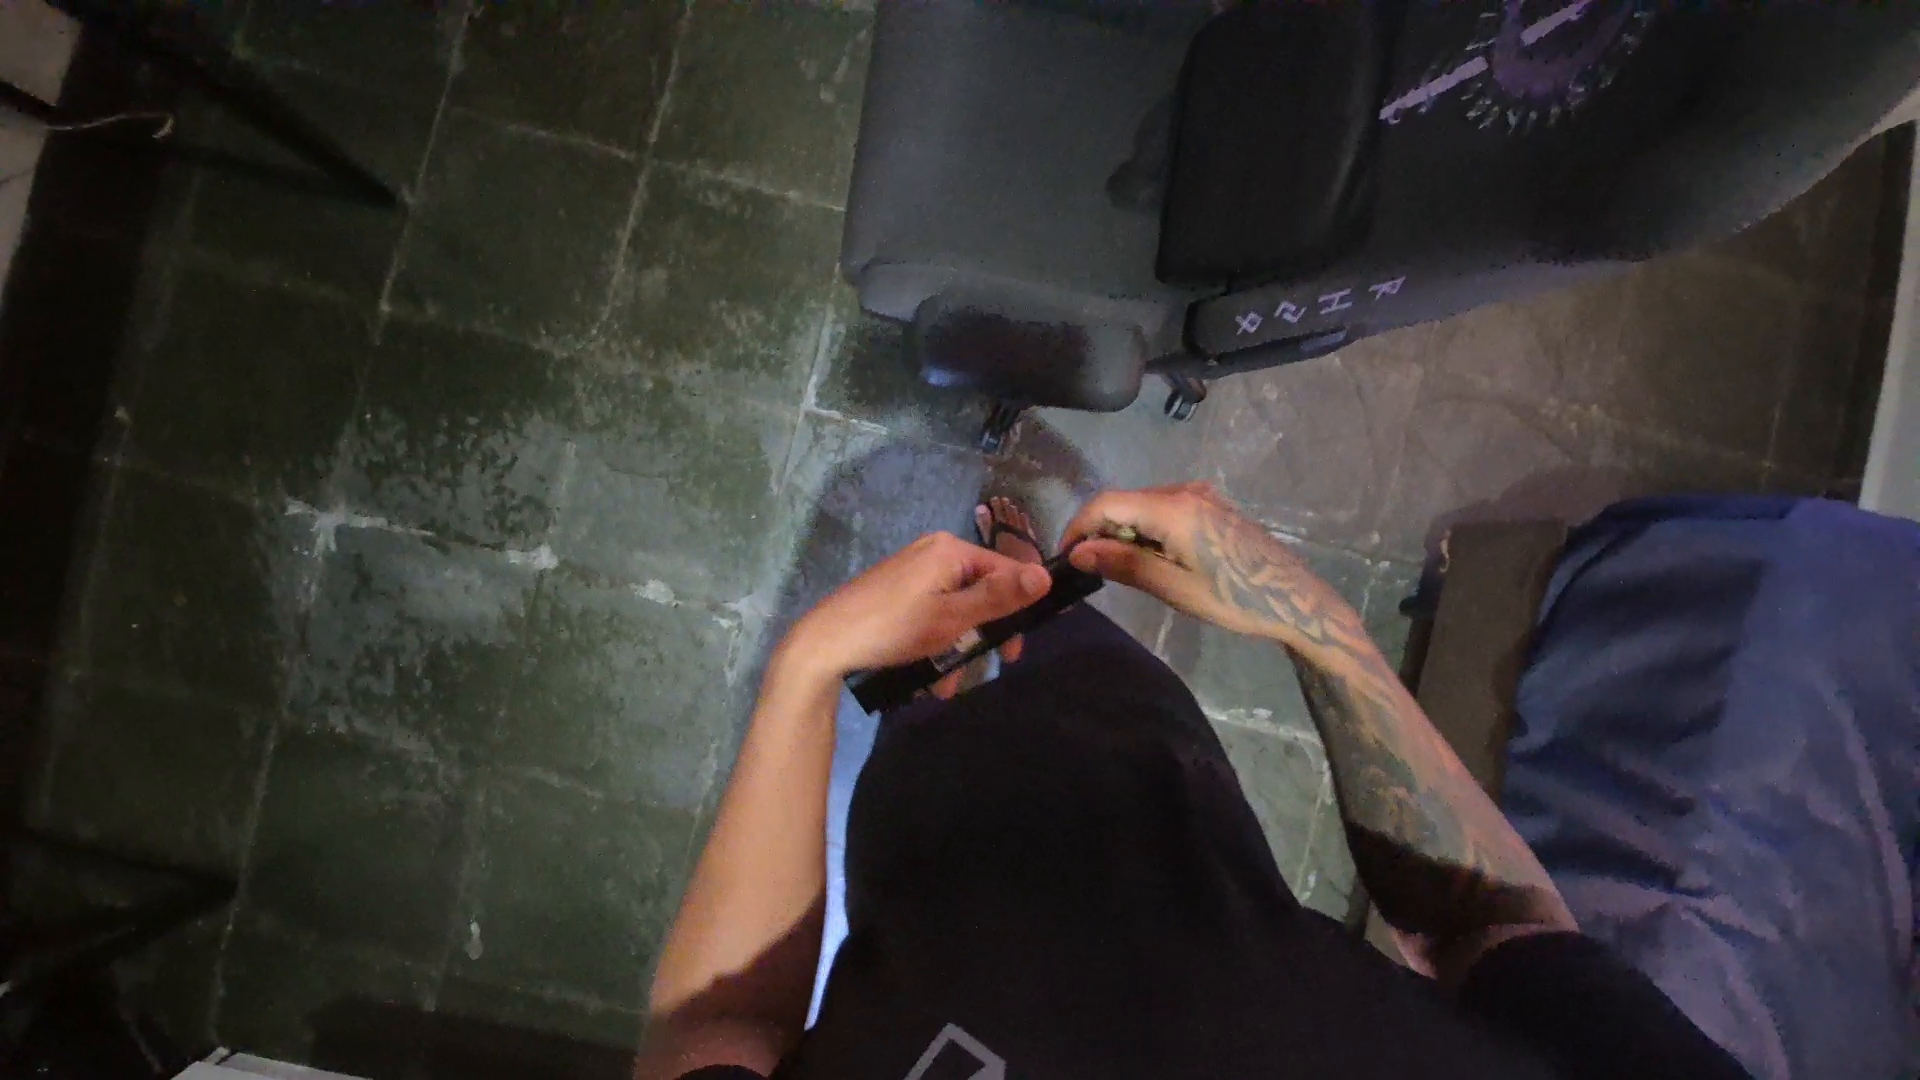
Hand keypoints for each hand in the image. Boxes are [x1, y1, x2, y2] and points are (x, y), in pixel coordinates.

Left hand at [776, 532, 1052, 683]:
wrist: (825, 644)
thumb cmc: (894, 628)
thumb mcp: (953, 618)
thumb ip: (1000, 597)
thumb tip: (1046, 576)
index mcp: (951, 550)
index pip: (1007, 570)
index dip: (1021, 607)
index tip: (1018, 647)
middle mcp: (934, 552)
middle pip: (981, 591)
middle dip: (983, 634)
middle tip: (990, 667)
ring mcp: (914, 571)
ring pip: (956, 608)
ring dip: (958, 648)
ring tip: (946, 683)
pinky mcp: (898, 591)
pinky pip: (933, 613)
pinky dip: (936, 642)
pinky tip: (928, 675)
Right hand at [1062, 483, 1343, 643]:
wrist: (1297, 600)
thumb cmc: (1235, 599)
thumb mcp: (1174, 587)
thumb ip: (1124, 564)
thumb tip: (1078, 552)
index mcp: (1173, 508)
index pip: (1105, 504)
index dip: (1078, 527)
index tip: (1067, 558)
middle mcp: (1183, 491)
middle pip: (1122, 501)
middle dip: (1100, 531)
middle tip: (1094, 570)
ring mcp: (1199, 495)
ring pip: (1140, 505)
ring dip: (1123, 532)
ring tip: (1125, 569)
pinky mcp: (1210, 504)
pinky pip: (1162, 508)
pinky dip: (1146, 529)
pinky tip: (1155, 558)